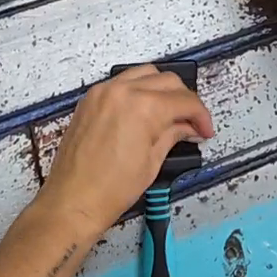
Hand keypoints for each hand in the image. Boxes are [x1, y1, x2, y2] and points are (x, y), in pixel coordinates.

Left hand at [33, 66, 215, 239]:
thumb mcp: (152, 162)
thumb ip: (173, 134)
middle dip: (183, 99)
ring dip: (161, 88)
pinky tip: (143, 109)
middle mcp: (123, 90)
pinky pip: (122, 81)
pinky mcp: (91, 97)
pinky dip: (137, 88)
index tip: (205, 129)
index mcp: (143, 107)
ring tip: (168, 112)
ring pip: (144, 73)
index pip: (183, 100)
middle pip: (167, 80)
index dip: (200, 115)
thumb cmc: (111, 190)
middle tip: (191, 122)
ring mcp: (104, 90)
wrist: (71, 202)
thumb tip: (188, 126)